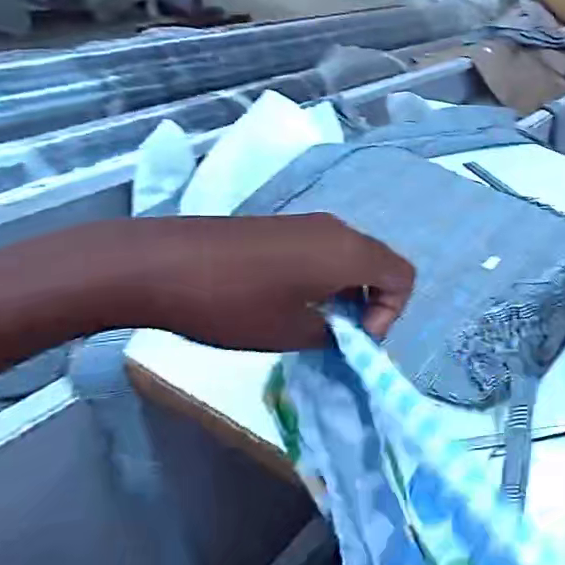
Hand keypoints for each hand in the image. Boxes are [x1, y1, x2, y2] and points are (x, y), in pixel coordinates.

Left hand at [98, 214, 413, 350]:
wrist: (162, 264)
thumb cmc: (234, 304)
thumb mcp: (291, 331)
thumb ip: (332, 333)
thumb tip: (341, 330)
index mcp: (349, 252)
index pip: (403, 277)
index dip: (391, 314)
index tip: (353, 340)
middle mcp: (337, 230)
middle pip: (379, 264)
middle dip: (369, 304)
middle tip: (336, 337)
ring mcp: (308, 224)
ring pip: (350, 257)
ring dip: (345, 292)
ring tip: (309, 323)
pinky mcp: (282, 226)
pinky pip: (323, 250)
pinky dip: (323, 277)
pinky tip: (284, 301)